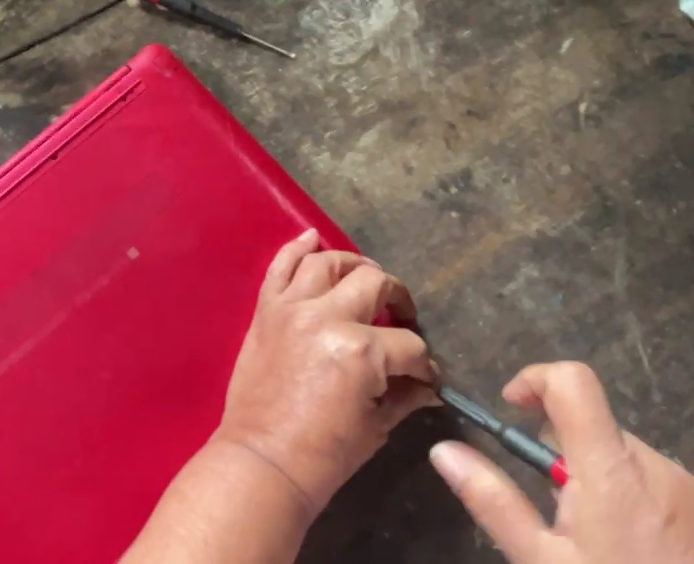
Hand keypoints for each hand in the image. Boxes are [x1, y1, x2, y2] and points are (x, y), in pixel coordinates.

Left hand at [211, 230, 439, 517]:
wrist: (264, 457)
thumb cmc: (325, 451)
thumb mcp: (376, 426)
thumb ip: (404, 396)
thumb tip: (429, 387)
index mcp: (361, 350)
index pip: (409, 345)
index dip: (425, 364)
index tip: (426, 377)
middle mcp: (326, 316)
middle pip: (373, 283)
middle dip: (397, 298)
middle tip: (401, 316)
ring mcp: (291, 307)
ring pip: (326, 263)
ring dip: (351, 264)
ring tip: (366, 276)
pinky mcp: (266, 309)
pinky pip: (279, 267)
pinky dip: (295, 248)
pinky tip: (312, 237)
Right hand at [429, 362, 693, 563]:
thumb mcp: (545, 562)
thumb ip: (494, 502)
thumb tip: (444, 450)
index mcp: (614, 469)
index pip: (572, 381)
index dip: (535, 380)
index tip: (514, 409)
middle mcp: (661, 468)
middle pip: (597, 428)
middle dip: (566, 454)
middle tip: (558, 514)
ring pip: (630, 461)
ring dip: (604, 481)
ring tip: (604, 544)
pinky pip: (667, 489)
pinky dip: (641, 503)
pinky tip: (645, 555)